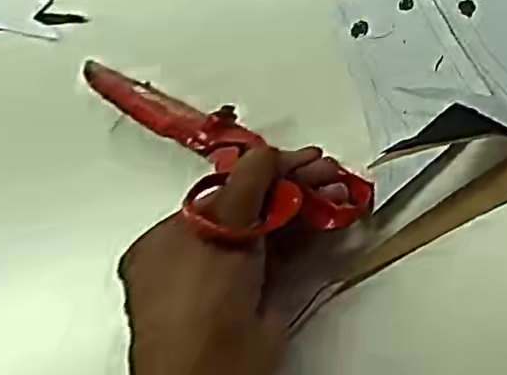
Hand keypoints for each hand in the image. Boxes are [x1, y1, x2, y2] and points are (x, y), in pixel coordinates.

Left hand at [119, 146, 352, 374]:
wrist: (216, 370)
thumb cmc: (200, 300)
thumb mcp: (222, 225)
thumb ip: (249, 179)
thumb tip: (267, 152)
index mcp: (168, 239)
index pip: (226, 188)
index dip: (267, 170)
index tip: (302, 159)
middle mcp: (195, 255)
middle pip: (255, 203)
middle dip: (296, 183)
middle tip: (327, 171)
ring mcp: (227, 276)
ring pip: (274, 224)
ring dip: (309, 202)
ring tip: (338, 190)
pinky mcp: (256, 291)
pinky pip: (285, 249)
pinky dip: (310, 229)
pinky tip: (333, 214)